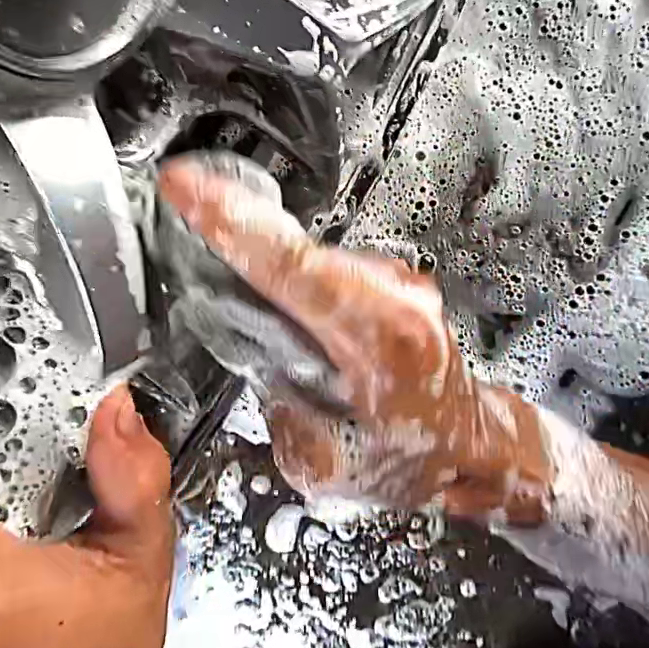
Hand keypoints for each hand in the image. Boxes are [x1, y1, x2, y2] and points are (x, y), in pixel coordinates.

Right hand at [157, 156, 550, 521]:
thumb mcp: (325, 461)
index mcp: (381, 338)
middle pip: (298, 248)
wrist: (466, 443)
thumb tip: (254, 356)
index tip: (186, 186)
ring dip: (266, 255)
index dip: (234, 223)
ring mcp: (399, 281)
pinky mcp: (393, 280)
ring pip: (312, 255)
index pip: (293, 265)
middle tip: (182, 199)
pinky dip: (295, 272)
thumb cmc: (414, 458)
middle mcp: (395, 295)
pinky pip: (329, 266)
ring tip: (224, 254)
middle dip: (237, 225)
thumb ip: (279, 406)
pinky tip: (279, 295)